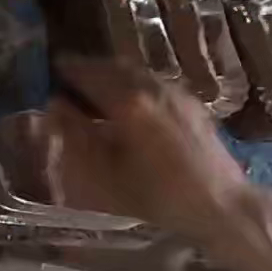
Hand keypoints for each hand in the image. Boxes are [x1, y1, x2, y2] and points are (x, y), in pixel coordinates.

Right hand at [49, 57, 271, 247]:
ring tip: (94, 85)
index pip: (88, 74)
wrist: (220, 204)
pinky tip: (127, 99)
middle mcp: (151, 88)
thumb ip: (76, 135)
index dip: (67, 69)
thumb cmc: (156, 196)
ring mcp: (174, 92)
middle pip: (112, 66)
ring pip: (134, 71)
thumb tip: (54, 106)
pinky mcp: (189, 102)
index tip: (51, 67)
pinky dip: (131, 81)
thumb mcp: (104, 173)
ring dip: (110, 72)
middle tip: (69, 74)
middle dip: (88, 67)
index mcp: (128, 103)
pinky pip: (152, 80)